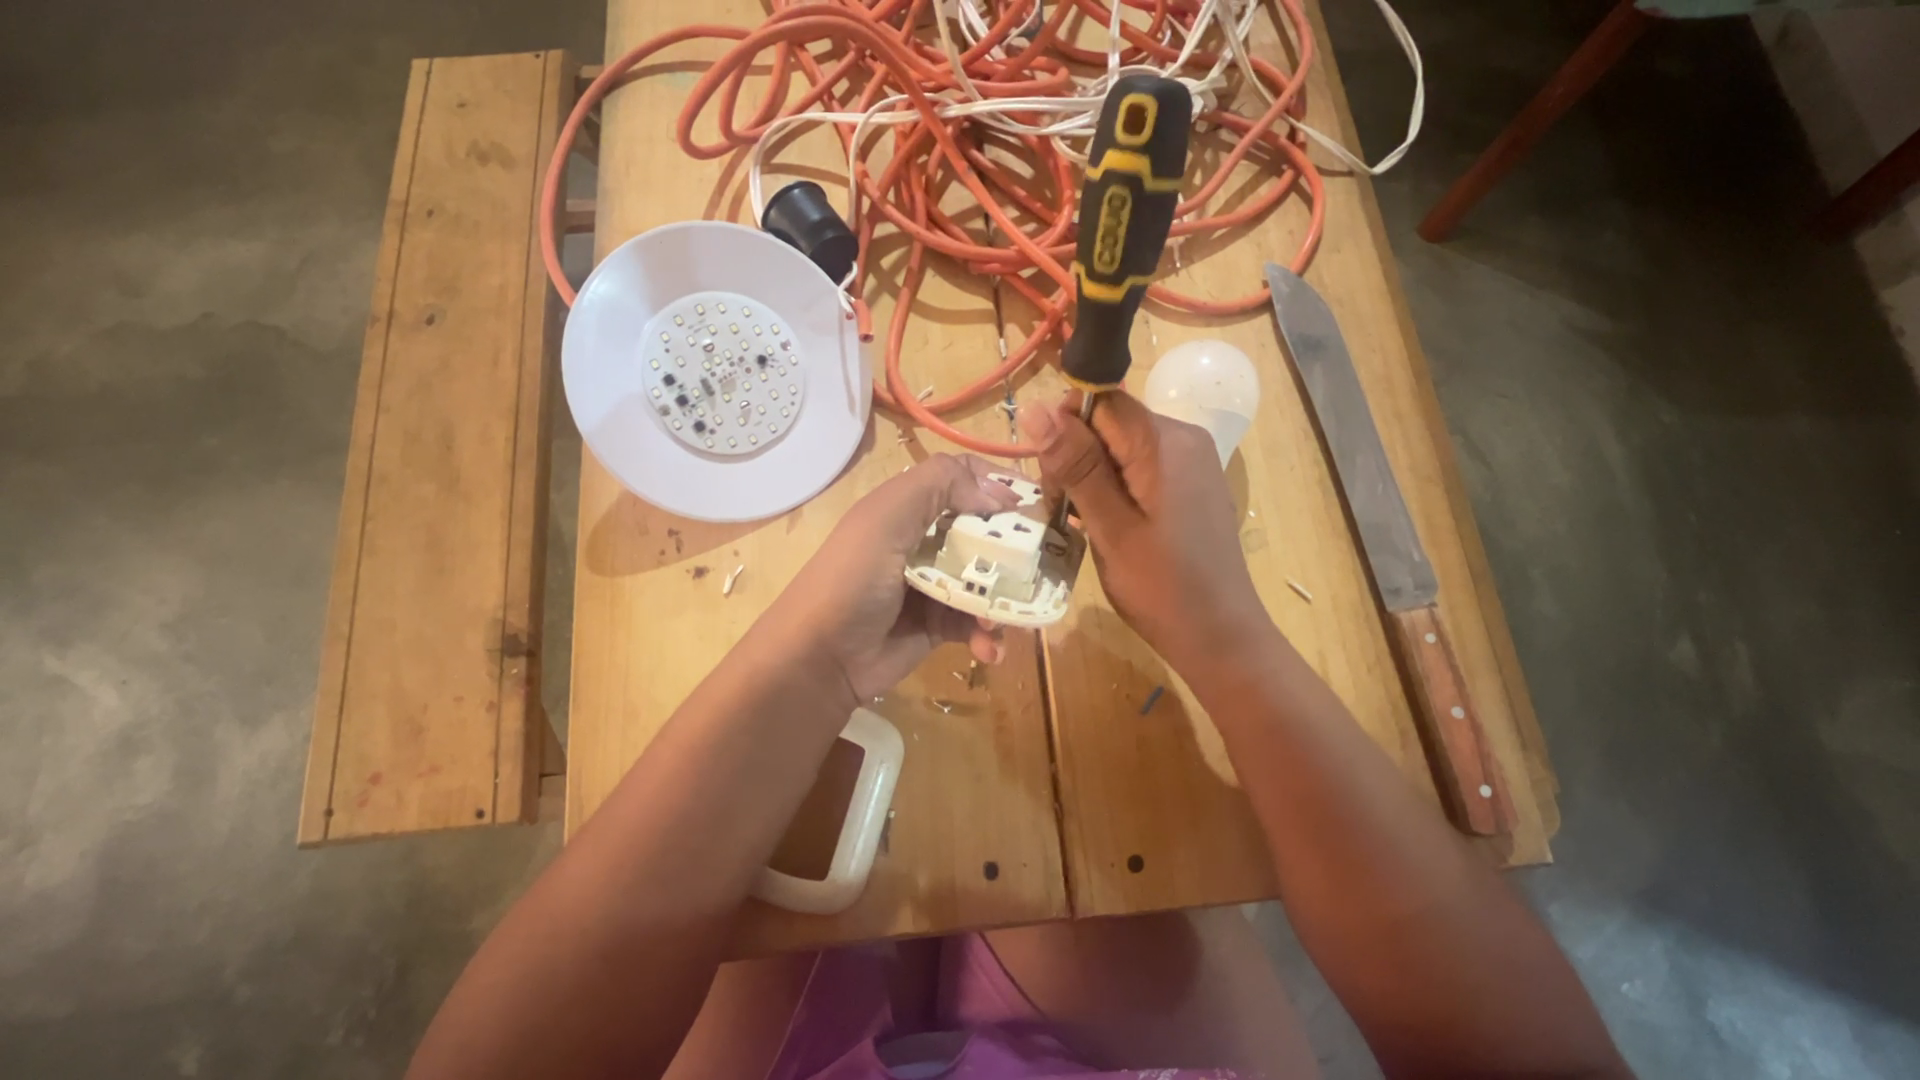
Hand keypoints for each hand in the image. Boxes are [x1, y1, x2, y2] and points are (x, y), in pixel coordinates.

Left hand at [762, 454, 1020, 704]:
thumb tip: (999, 492)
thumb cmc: (852, 579)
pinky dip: (988, 636)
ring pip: (987, 580)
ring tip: (1006, 616)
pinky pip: (977, 624)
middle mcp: (923, 540)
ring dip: (1004, 598)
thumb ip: (939, 485)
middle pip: (983, 530)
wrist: (821, 658)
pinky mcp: (939, 627)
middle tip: (1046, 560)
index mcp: (908, 507)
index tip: (1035, 500)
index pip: (961, 478)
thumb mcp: (887, 518)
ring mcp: (933, 586)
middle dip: (1015, 546)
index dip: (997, 484)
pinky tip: (987, 648)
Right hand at [1020, 392, 1273, 678]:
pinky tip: (1107, 527)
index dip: (1066, 429)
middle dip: (1075, 457)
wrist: (1220, 638)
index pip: (1100, 400)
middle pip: (1109, 422)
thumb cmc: (1162, 588)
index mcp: (1165, 442)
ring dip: (1090, 478)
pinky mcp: (1189, 486)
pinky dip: (1113, 490)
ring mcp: (1190, 463)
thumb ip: (1076, 465)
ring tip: (1084, 526)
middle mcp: (1183, 439)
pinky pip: (1138, 468)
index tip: (1053, 478)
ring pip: (1120, 447)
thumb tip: (1036, 408)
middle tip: (1064, 512)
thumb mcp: (1110, 527)